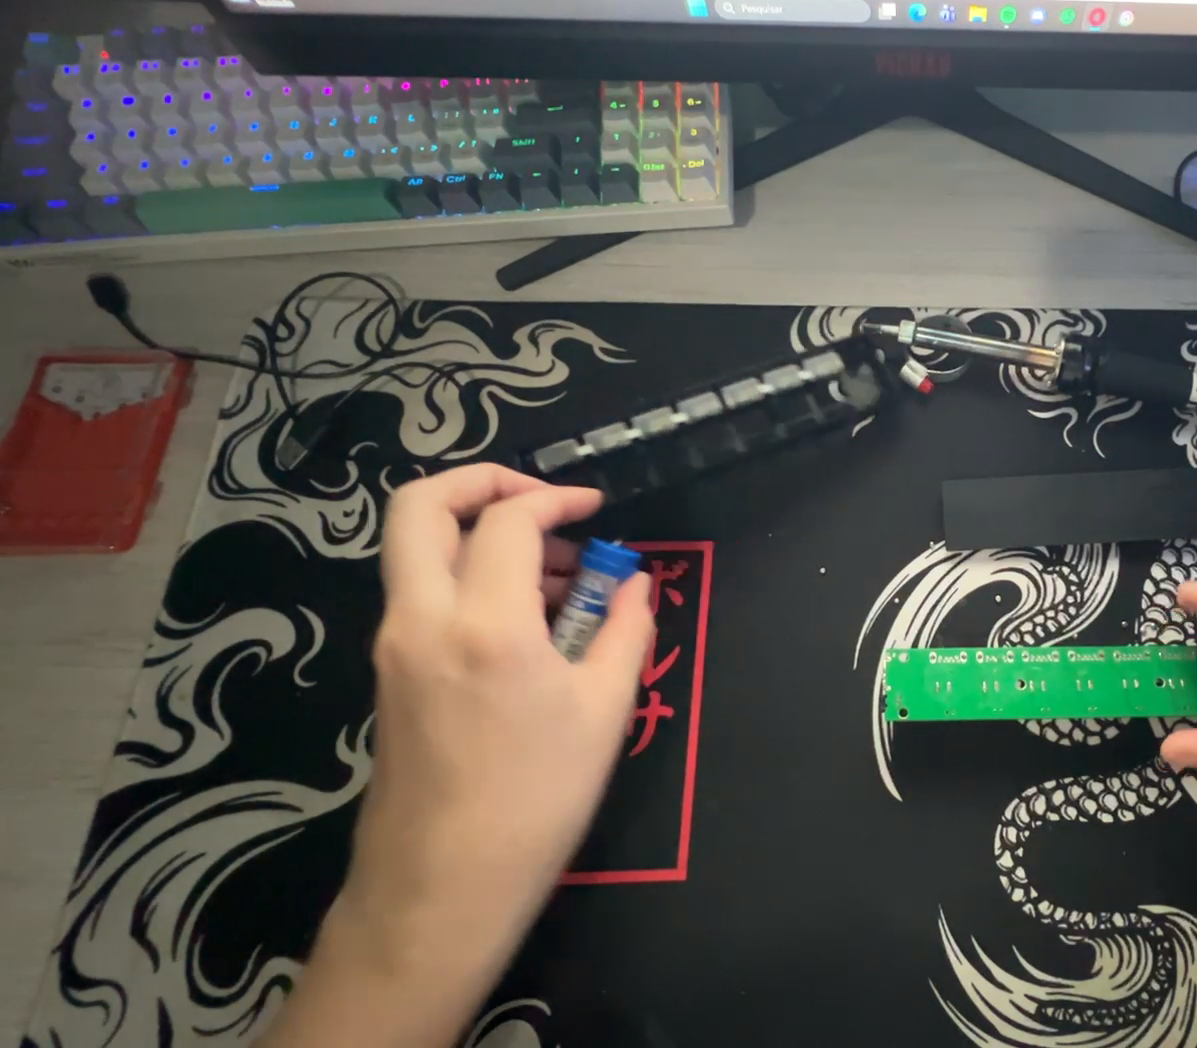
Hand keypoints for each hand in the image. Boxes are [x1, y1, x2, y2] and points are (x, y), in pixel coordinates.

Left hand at [343, 464, 653, 972]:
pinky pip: (426, 592)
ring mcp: (395, 644)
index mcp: (486, 624)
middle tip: (546, 505)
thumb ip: (627, 628)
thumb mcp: (605, 707)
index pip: (509, 520)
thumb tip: (636, 581)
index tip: (598, 510)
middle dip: (485, 482)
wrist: (445, 884)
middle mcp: (423, 619)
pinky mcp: (391, 671)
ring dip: (485, 535)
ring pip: (419, 548)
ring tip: (559, 579)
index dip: (558, 499)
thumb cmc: (540, 794)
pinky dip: (474, 577)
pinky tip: (531, 623)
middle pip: (420, 506)